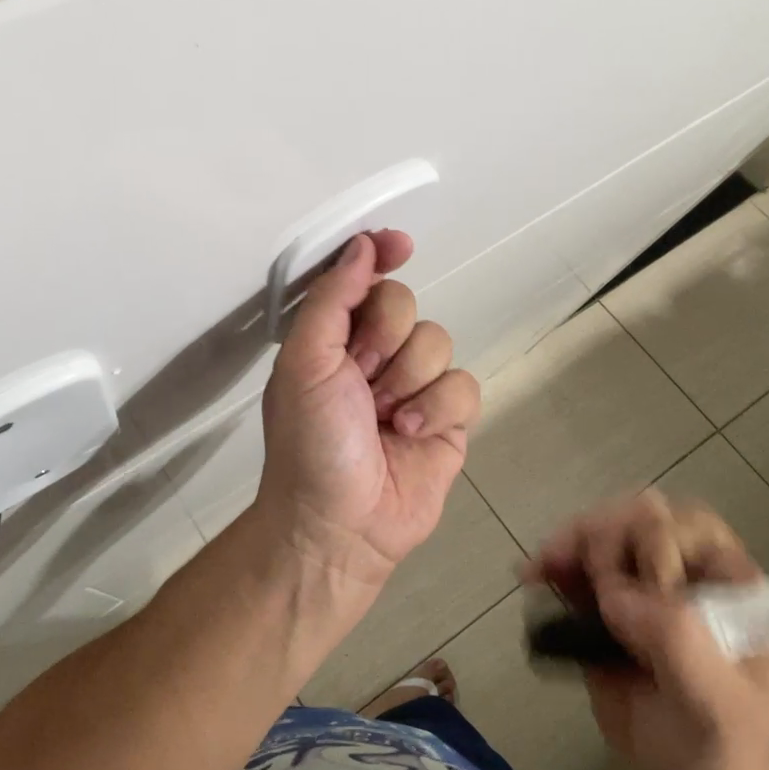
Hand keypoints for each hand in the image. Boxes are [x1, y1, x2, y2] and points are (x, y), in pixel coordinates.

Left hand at [256, 231, 480, 586]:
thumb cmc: (309, 442)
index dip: (380, 255)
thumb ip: (331, 300)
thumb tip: (361, 245)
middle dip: (385, 340)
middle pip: (405, 305)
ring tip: (384, 420)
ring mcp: (413, 386)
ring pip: (438, 342)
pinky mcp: (447, 419)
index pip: (362, 279)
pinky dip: (437, 408)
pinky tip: (410, 436)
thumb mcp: (304, 363)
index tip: (399, 244)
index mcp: (332, 339)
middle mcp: (373, 355)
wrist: (338, 525)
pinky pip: (464, 385)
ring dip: (408, 381)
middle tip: (361, 378)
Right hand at [533, 494, 768, 769]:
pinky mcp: (605, 607)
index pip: (693, 528)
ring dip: (566, 545)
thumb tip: (615, 595)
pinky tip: (531, 577)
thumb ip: (676, 639)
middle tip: (568, 563)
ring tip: (536, 567)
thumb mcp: (715, 700)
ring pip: (600, 538)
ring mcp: (643, 589)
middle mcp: (686, 577)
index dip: (660, 543)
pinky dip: (550, 567)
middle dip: (600, 535)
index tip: (644, 586)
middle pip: (638, 522)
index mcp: (730, 588)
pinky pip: (575, 570)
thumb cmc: (720, 746)